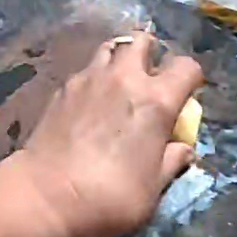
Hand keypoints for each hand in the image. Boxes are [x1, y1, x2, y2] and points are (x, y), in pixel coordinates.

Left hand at [6, 31, 203, 236]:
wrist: (46, 196)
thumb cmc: (110, 195)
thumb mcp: (154, 188)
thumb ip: (172, 161)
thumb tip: (182, 148)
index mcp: (157, 100)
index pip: (187, 66)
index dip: (190, 78)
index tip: (185, 96)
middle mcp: (125, 78)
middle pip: (142, 41)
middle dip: (150, 53)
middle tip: (148, 79)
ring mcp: (90, 78)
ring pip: (110, 48)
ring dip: (119, 60)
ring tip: (118, 83)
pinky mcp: (63, 88)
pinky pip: (85, 71)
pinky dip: (94, 79)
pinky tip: (89, 103)